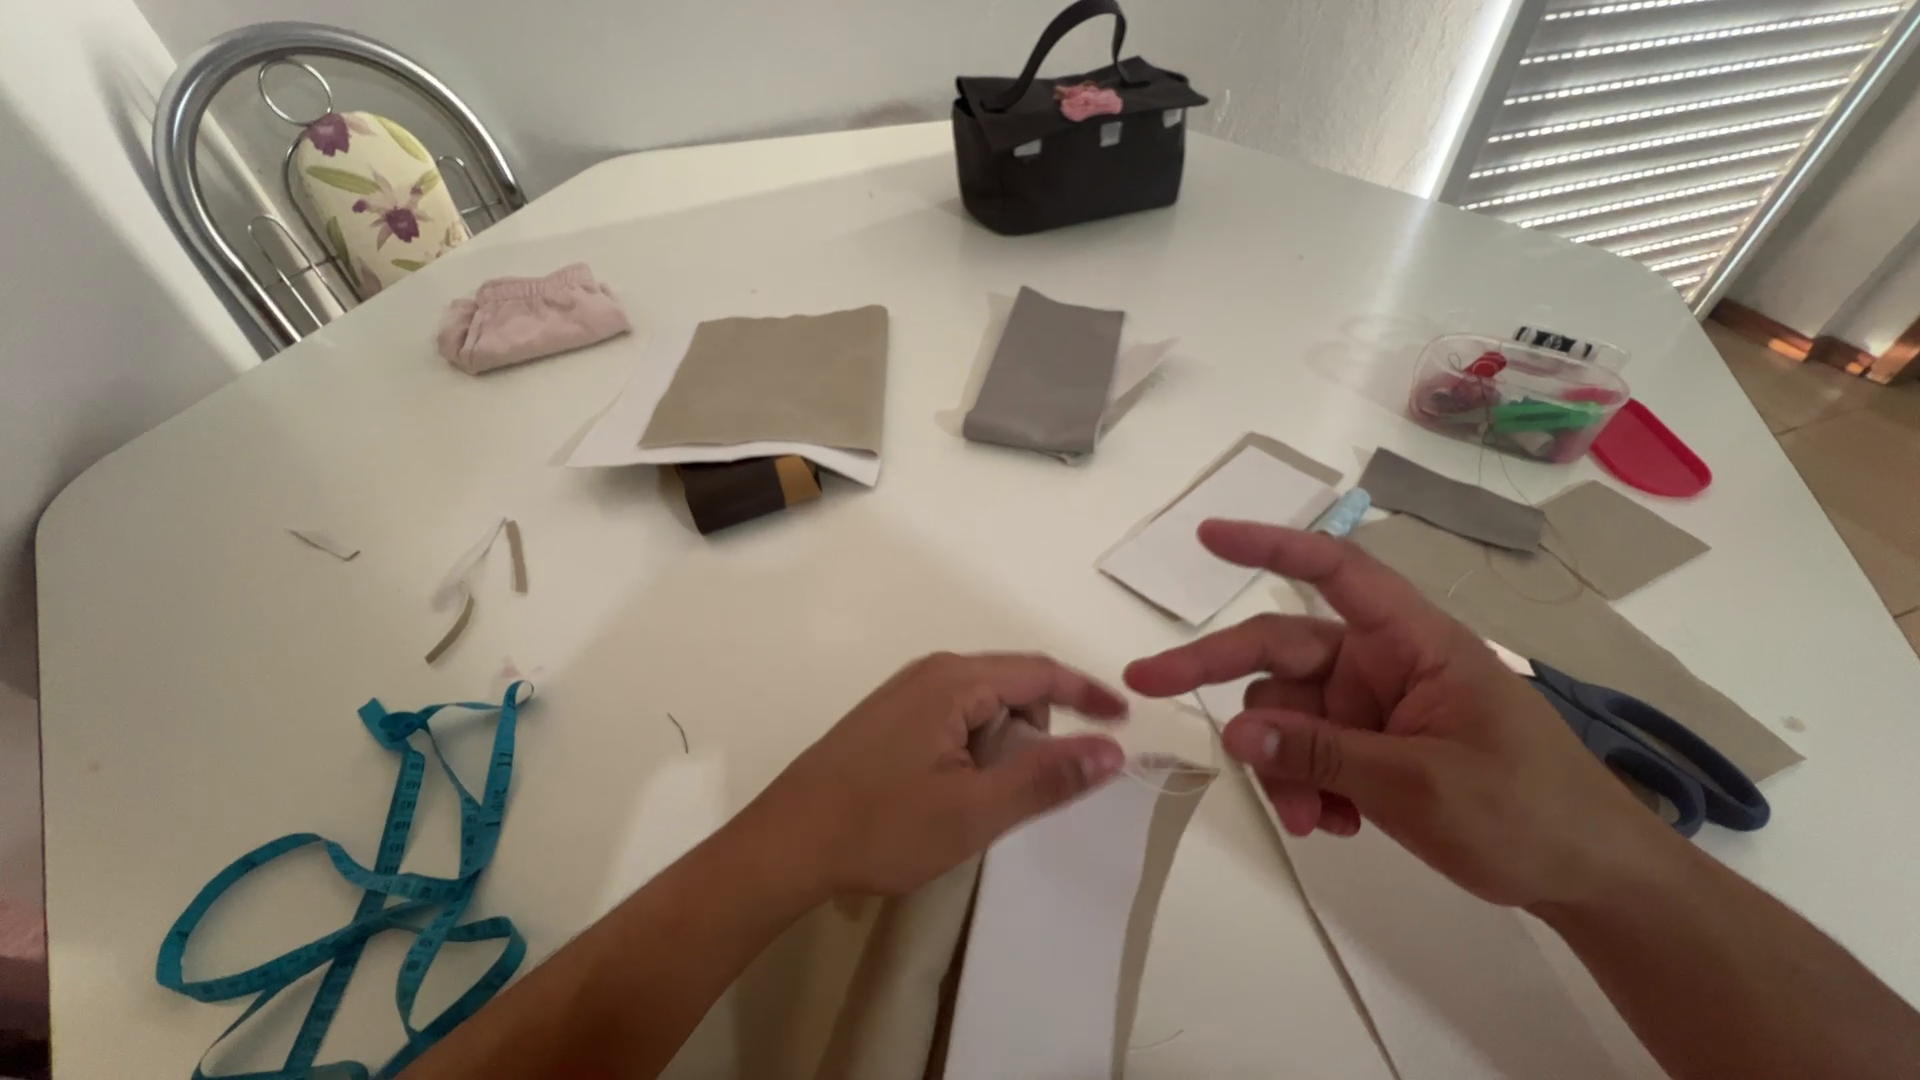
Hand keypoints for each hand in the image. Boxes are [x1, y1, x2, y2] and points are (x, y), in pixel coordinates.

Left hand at [744, 652, 1127, 898]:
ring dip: (1004, 743)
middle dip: (1039, 728)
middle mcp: (929, 672)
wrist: (785, 845)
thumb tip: (1111, 749)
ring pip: (982, 704)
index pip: (1040, 672)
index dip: (1088, 694)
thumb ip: (1047, 776)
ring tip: (986, 798)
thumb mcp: (975, 810)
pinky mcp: (889, 717)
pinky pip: (954, 717)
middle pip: (1011, 684)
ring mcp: (904, 693)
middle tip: (1033, 787)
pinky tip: (956, 788)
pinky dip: (976, 746)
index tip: (1124, 722)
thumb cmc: (882, 826)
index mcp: (953, 681)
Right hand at [1124, 521, 1679, 910]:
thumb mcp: (1418, 784)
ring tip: (1306, 819)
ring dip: (1279, 765)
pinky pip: (1305, 751)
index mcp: (1410, 641)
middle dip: (1214, 669)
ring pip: (1285, 714)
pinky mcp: (1367, 746)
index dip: (1271, 545)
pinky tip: (1329, 825)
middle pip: (1280, 650)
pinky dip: (1302, 785)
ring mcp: (1370, 706)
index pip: (1336, 571)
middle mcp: (1380, 662)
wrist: (1590, 879)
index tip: (1208, 537)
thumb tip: (1235, 734)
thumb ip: (1322, 755)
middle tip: (1148, 683)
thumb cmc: (1527, 811)